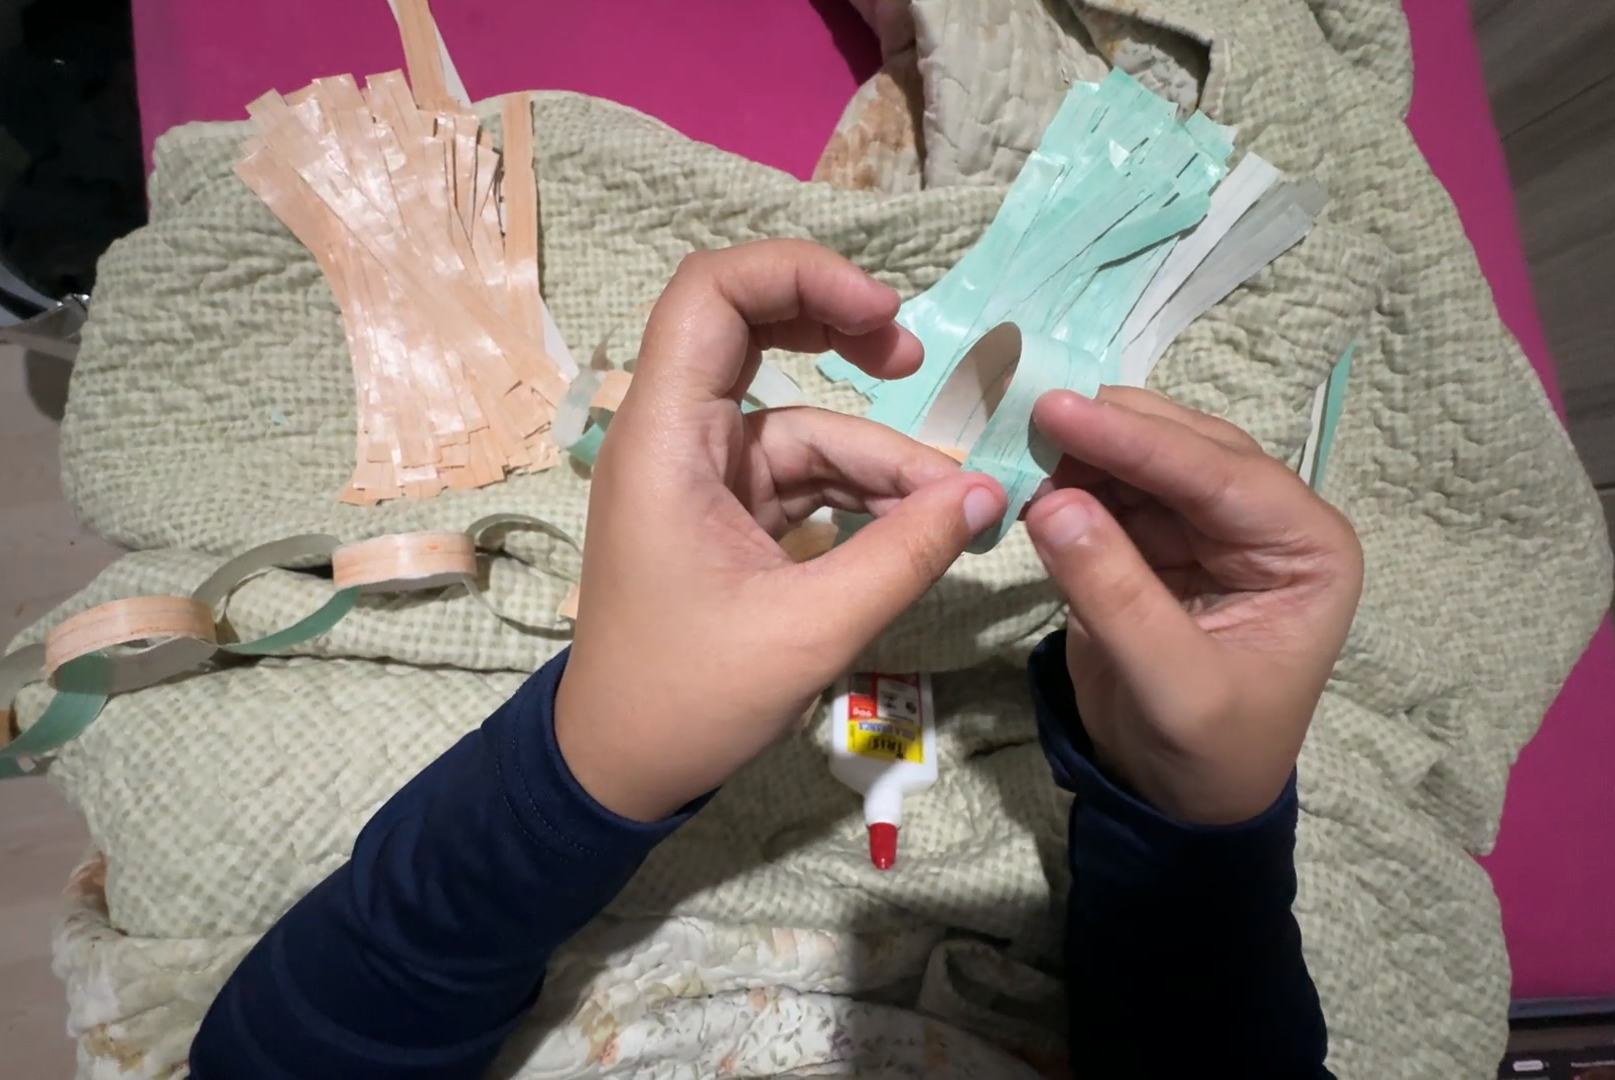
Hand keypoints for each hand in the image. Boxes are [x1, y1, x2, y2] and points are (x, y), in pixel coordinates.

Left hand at [555, 241, 1009, 820]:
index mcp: (666, 440)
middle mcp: (678, 437)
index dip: (798, 274)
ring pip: (803, 425)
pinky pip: (805, 475)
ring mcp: (706, 474)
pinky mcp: (731, 510)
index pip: (710, 295)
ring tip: (951, 504)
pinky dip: (862, 492)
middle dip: (839, 333)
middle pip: (750, 330)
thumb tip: (989, 494)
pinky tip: (917, 520)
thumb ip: (905, 555)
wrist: (625, 762)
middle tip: (911, 360)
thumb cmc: (692, 698)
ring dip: (877, 456)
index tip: (883, 312)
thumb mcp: (810, 630)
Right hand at [1024, 387, 1363, 824]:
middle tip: (1026, 411)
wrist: (1174, 791)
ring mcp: (1198, 528)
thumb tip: (1050, 502)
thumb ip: (1114, 591)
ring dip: (1076, 450)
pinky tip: (1023, 479)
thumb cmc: (1205, 748)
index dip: (1135, 439)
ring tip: (1013, 444)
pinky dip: (1060, 483)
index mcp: (1302, 548)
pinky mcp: (1146, 543)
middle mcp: (1257, 522)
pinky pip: (1101, 495)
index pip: (1218, 473)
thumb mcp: (1170, 682)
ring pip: (1135, 462)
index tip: (1056, 409)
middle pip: (1181, 448)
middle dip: (1106, 430)